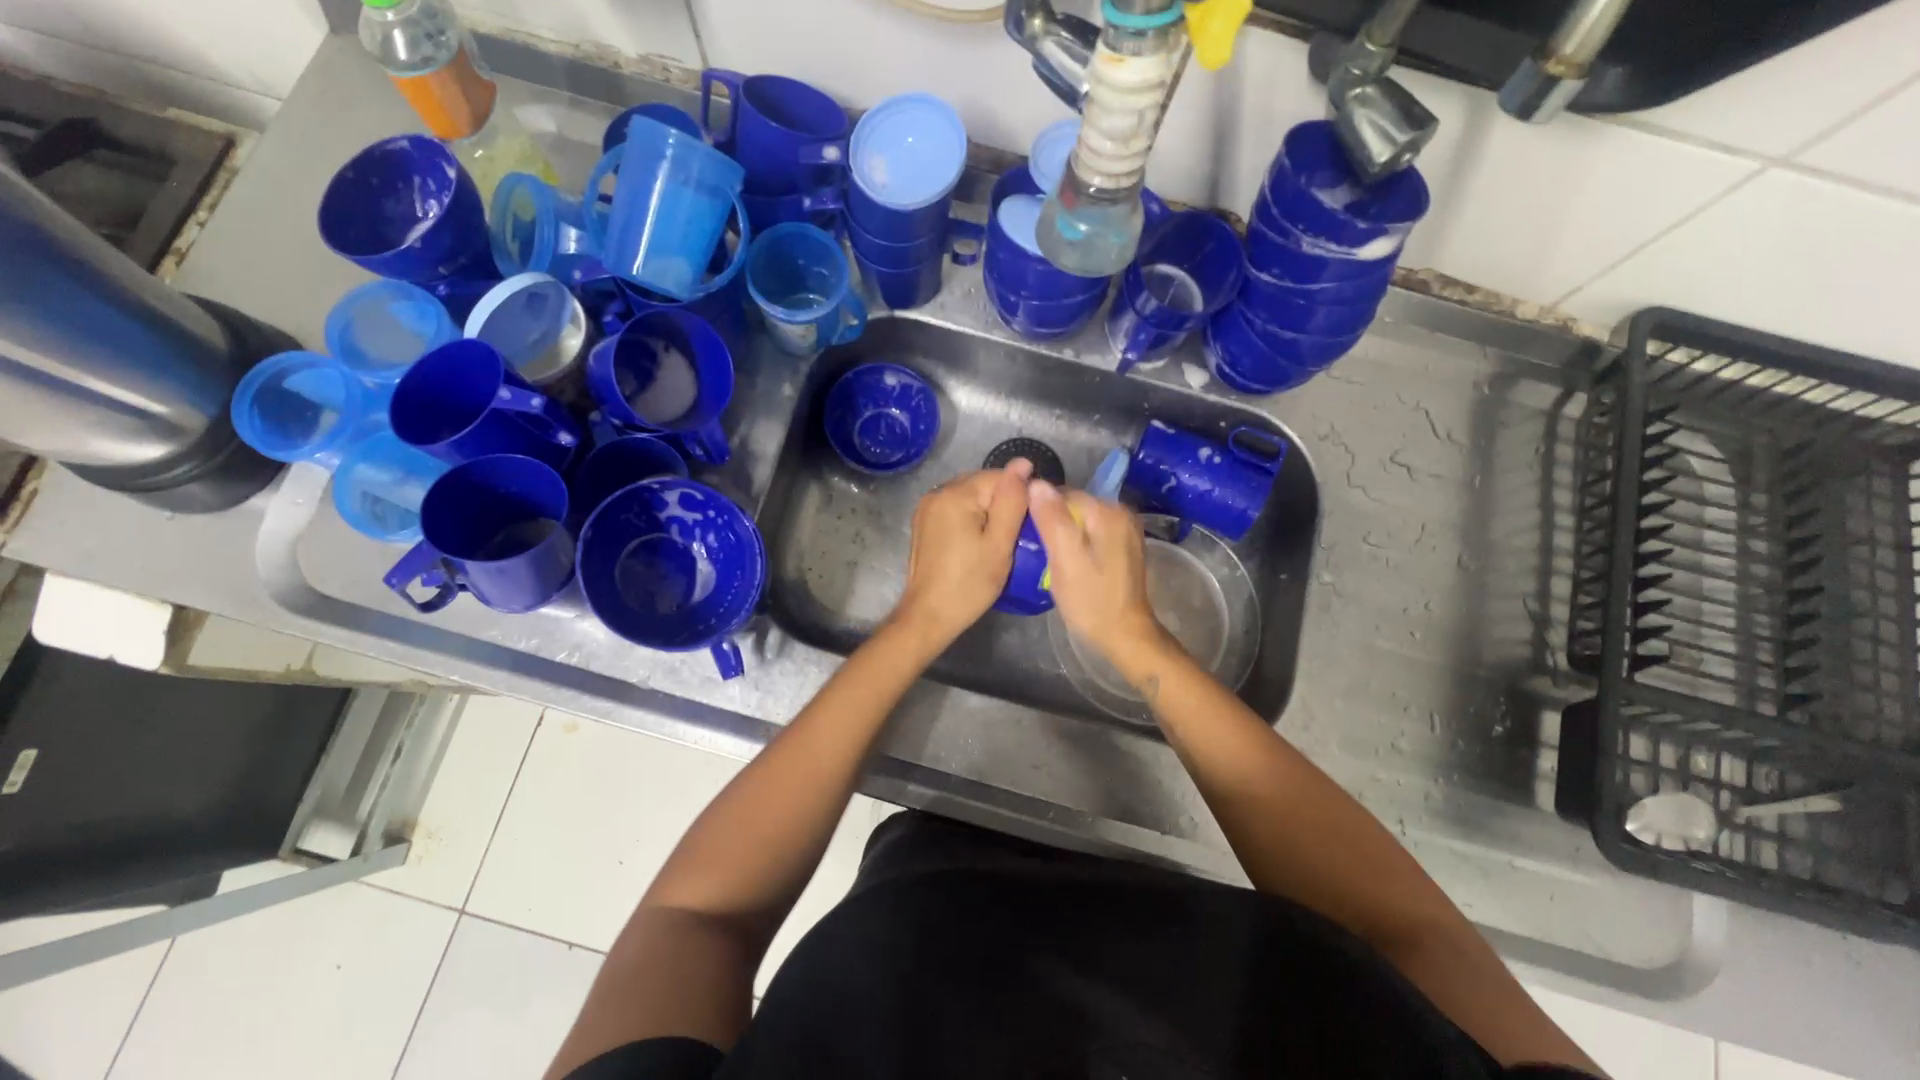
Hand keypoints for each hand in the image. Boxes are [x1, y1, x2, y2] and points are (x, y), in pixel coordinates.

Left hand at [890, 460, 1033, 647]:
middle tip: (1016, 537)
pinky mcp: (923, 523)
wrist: (929, 615)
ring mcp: (927, 507)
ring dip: (988, 512)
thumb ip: (1012, 501)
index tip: (1028, 526)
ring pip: (970, 497)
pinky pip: (956, 510)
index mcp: (956, 494)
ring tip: (999, 541)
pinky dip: (971, 520)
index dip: (1020, 498)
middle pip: (983, 485)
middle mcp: (937, 492)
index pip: (1000, 477)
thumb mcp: (999, 544)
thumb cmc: (969, 584)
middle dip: (1002, 504)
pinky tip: (978, 543)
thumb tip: (1023, 464)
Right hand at [1025, 479, 1163, 662]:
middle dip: (1052, 522)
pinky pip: (1092, 534)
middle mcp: (1122, 513)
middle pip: (1073, 506)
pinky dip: (1078, 544)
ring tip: (1050, 558)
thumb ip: (1052, 518)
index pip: (1062, 493)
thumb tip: (1036, 482)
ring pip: (1081, 521)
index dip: (1039, 511)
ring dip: (1064, 534)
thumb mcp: (1065, 559)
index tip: (1026, 535)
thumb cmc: (1091, 600)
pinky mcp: (1124, 547)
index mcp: (1108, 511)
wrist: (1125, 635)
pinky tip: (1069, 563)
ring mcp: (1126, 531)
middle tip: (1037, 550)